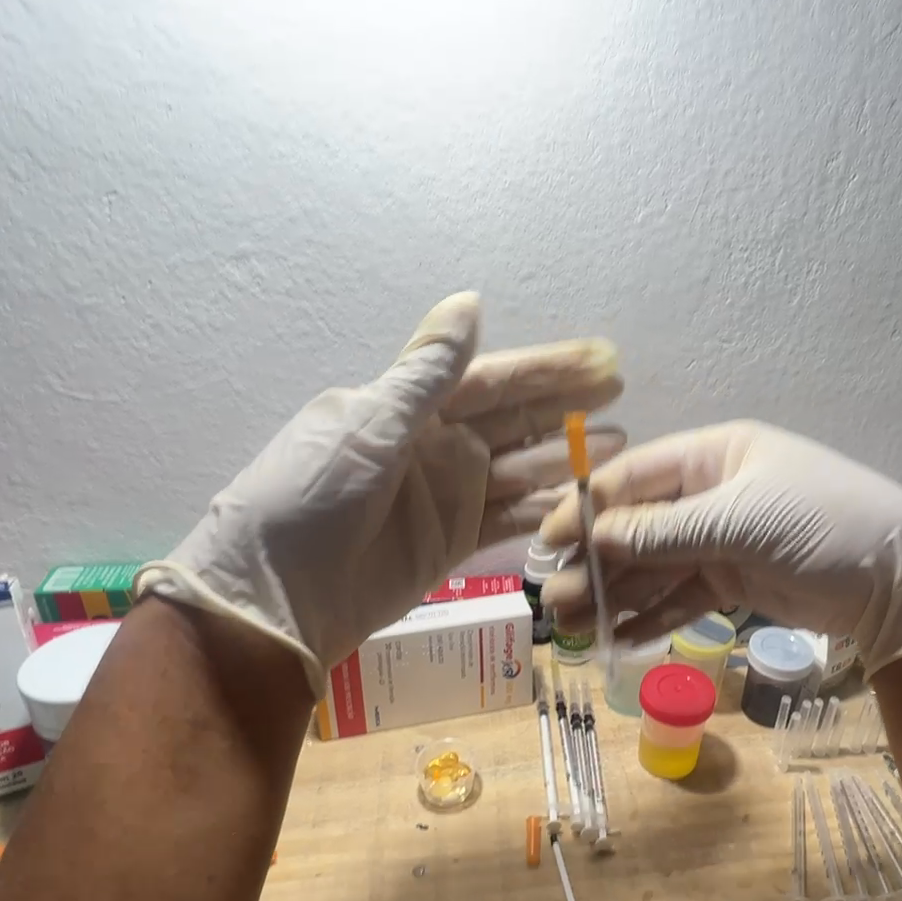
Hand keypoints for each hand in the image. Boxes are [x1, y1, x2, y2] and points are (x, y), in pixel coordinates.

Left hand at [139, 293, 623, 696]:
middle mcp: (437, 445)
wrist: (278, 598)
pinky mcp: (456, 542)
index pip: (495, 380)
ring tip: (621, 447)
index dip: (549, 371)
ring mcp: (450, 496)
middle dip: (567, 407)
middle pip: (516, 420)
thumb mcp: (369, 426)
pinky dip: (547, 508)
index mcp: (412, 408)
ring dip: (567, 457)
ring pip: (523, 469)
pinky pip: (512, 518)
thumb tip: (470, 302)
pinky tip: (585, 501)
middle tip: (623, 395)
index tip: (602, 360)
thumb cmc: (313, 499)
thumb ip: (427, 372)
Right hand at [540, 420, 901, 675]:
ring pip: (656, 568)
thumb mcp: (742, 519)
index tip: (549, 538)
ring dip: (617, 596)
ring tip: (574, 628)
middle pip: (639, 527)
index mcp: (715, 455)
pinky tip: (618, 638)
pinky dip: (653, 617)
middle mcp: (713, 494)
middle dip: (597, 561)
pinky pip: (682, 598)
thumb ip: (665, 531)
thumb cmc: (824, 525)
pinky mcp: (735, 583)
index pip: (636, 476)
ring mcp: (723, 541)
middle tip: (555, 598)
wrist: (900, 583)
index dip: (589, 506)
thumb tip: (594, 533)